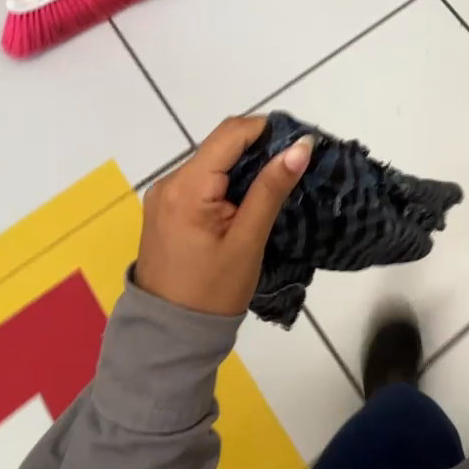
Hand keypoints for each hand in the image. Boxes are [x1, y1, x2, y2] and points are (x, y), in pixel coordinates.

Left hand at [134, 115, 313, 315]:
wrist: (169, 338)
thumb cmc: (212, 292)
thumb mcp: (248, 240)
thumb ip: (271, 188)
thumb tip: (301, 146)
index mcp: (186, 187)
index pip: (231, 133)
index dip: (268, 129)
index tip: (301, 144)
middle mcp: (170, 182)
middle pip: (222, 145)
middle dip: (262, 148)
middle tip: (298, 165)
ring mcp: (166, 195)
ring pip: (215, 161)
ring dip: (248, 166)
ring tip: (281, 183)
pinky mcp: (169, 209)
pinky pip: (205, 180)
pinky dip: (232, 182)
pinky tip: (253, 199)